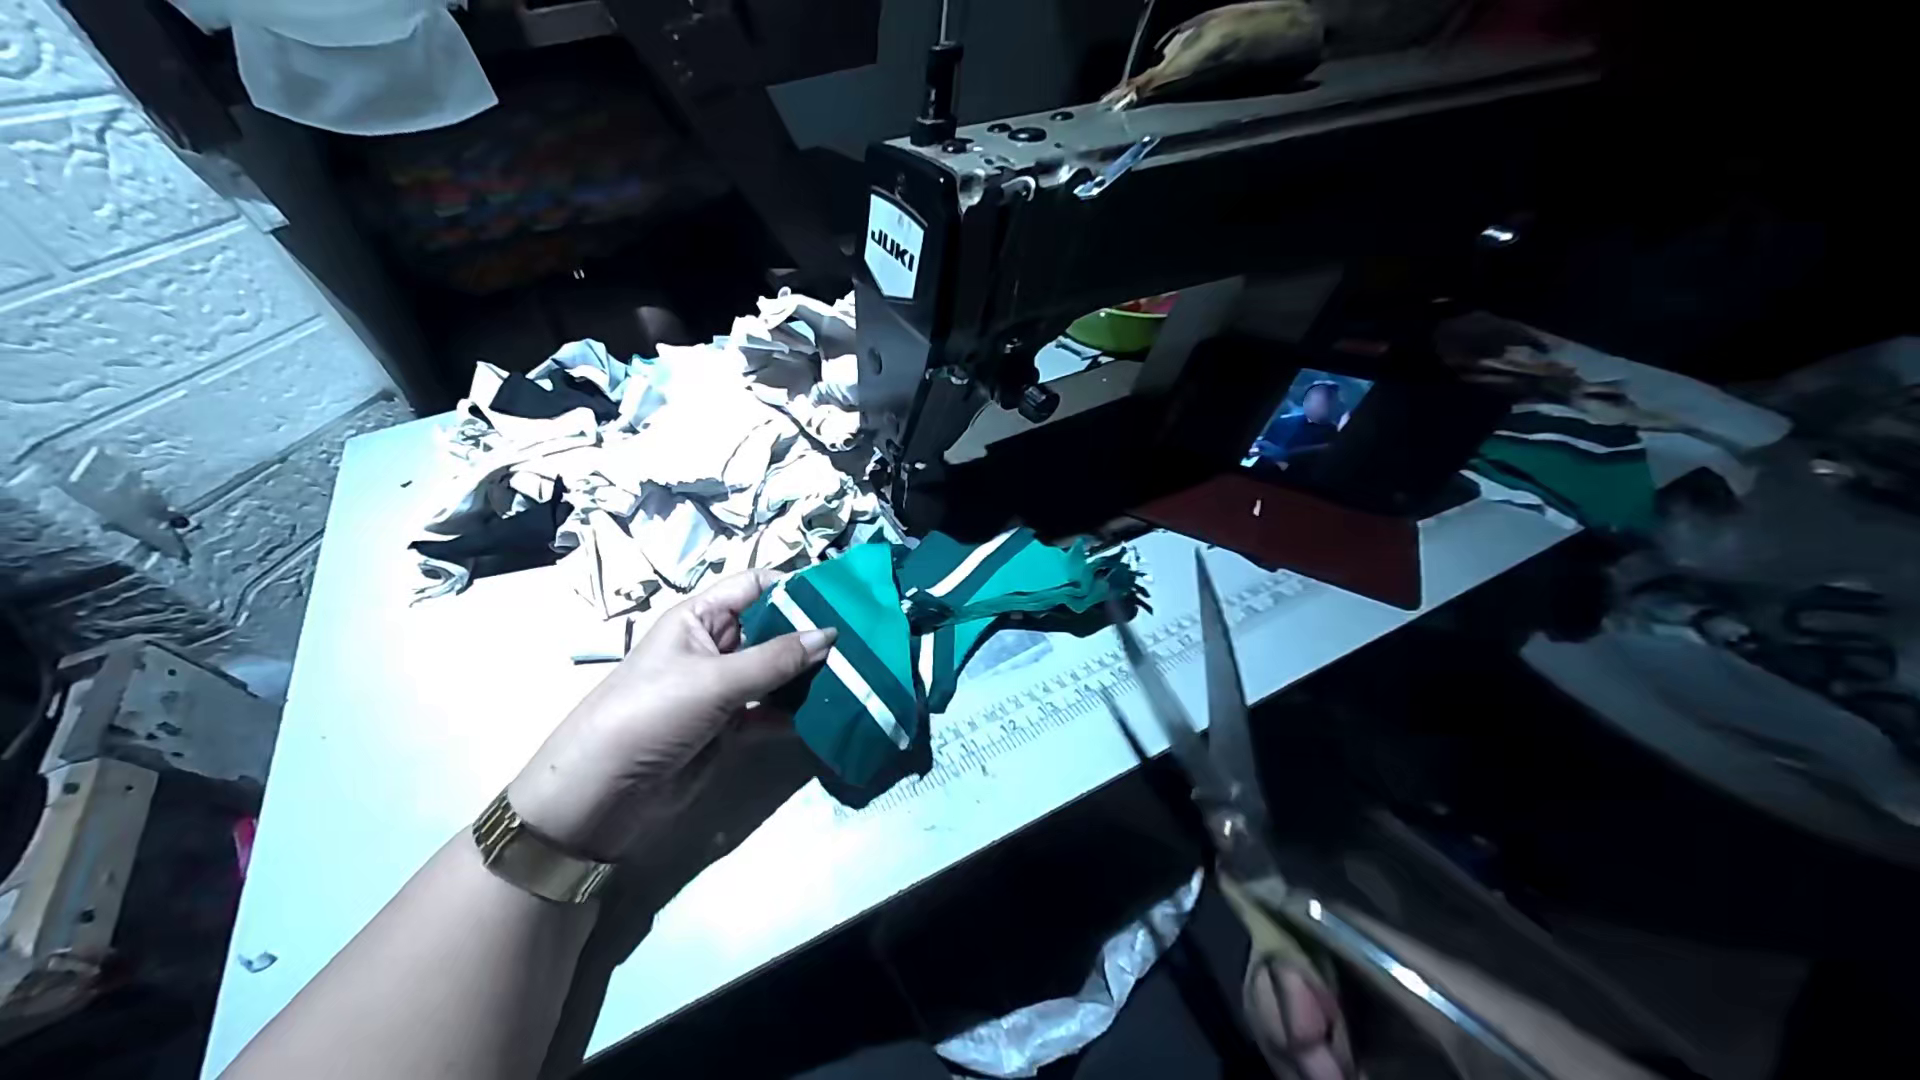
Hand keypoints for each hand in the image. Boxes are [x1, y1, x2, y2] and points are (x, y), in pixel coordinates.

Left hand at [507, 569, 834, 862]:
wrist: (600, 797)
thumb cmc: (651, 714)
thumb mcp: (714, 679)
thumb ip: (776, 659)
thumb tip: (832, 634)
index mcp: (700, 618)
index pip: (756, 586)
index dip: (796, 586)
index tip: (843, 594)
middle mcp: (715, 646)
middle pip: (773, 629)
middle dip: (812, 633)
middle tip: (863, 637)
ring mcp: (723, 688)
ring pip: (777, 672)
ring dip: (809, 674)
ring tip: (857, 672)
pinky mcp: (730, 726)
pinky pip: (772, 710)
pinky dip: (796, 712)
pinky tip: (830, 712)